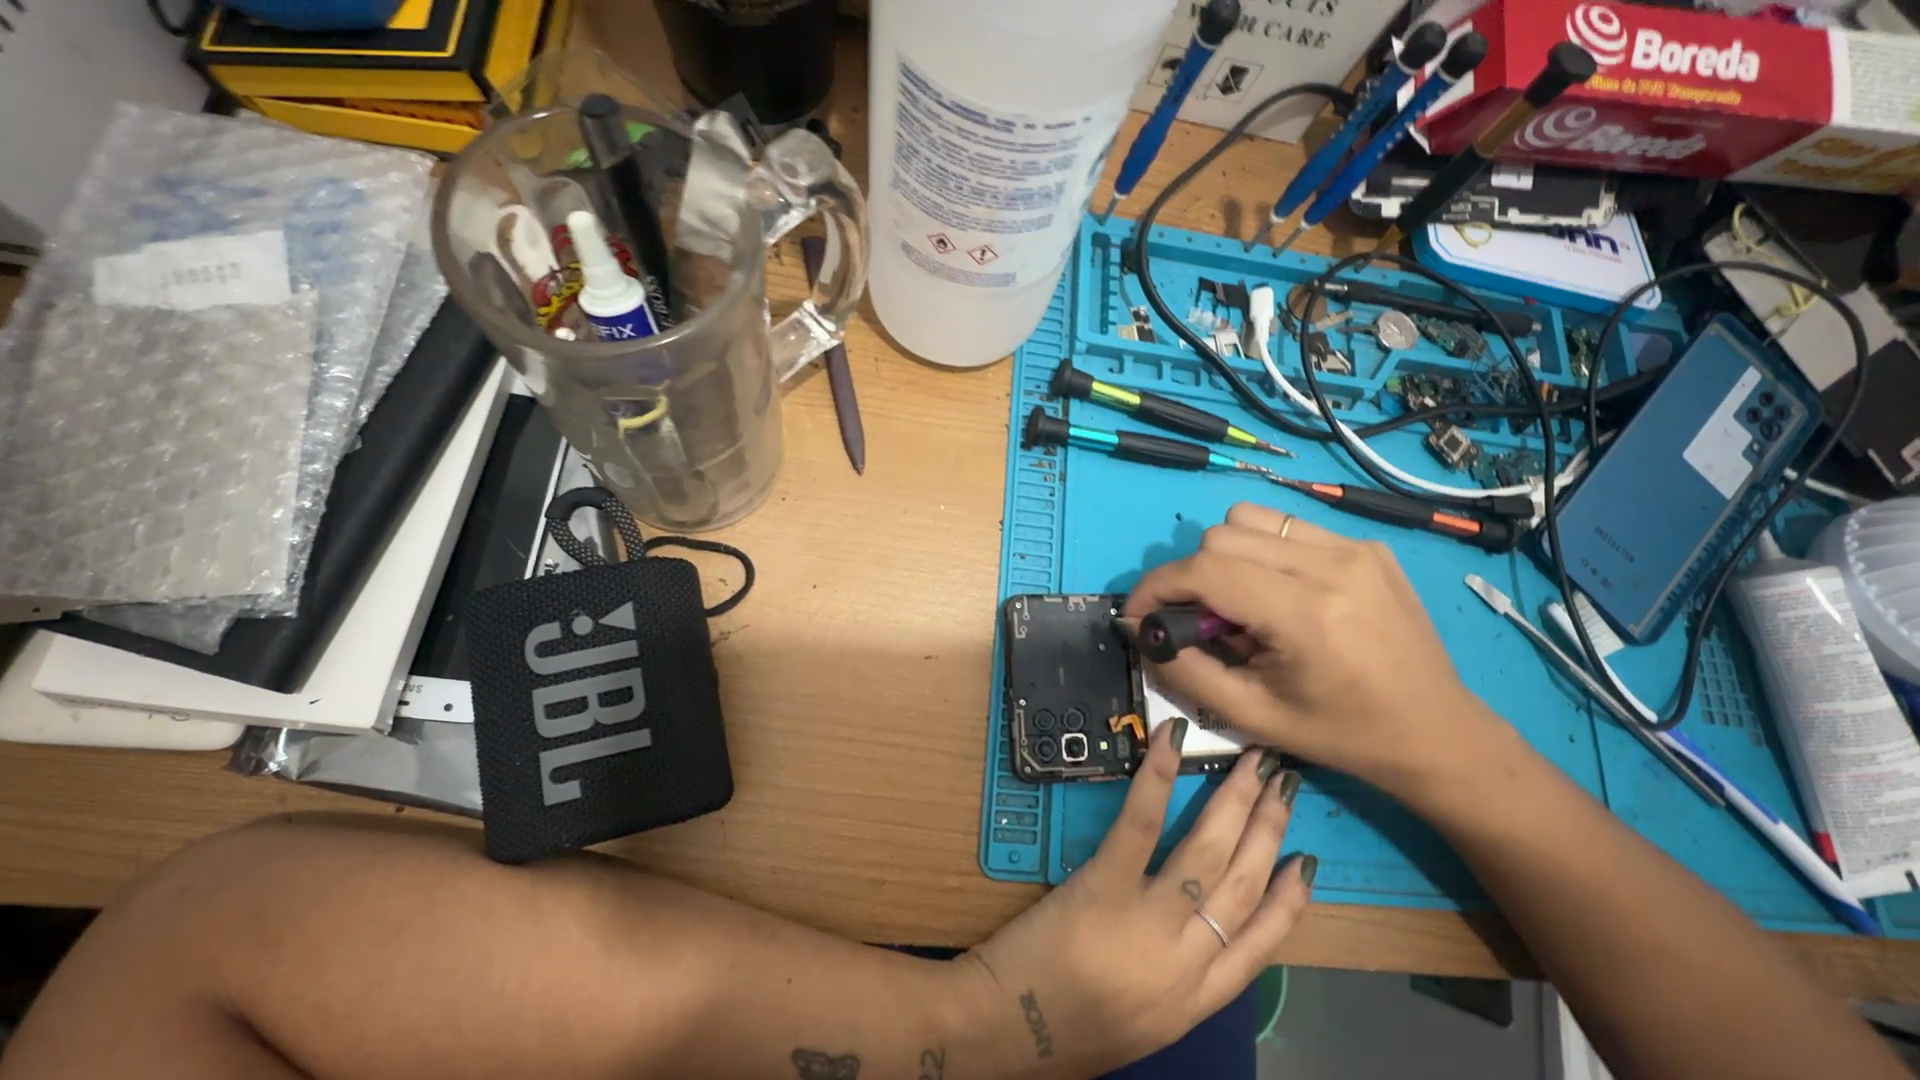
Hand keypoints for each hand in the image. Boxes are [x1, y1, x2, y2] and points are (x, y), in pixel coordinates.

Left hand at [948, 721, 1313, 1078]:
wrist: (1005, 1034)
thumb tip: (1201, 939)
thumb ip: (1178, 985)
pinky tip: (1172, 742)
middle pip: (1244, 884)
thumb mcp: (1143, 1026)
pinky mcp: (1102, 886)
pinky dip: (1159, 778)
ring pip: (1208, 852)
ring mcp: (1147, 922)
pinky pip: (1140, 825)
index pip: (1263, 942)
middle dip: (1270, 829)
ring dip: (1236, 800)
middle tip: (1284, 784)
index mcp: (1196, 999)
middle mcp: (1185, 961)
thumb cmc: (1068, 1034)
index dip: (1291, 898)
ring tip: (1255, 762)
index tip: (1305, 858)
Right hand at [1124, 503, 1514, 803]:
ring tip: (1242, 606)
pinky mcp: (1368, 545)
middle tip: (1200, 624)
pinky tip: (1282, 596)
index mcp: (1307, 613)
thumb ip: (1186, 670)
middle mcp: (1332, 565)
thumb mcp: (1252, 716)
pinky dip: (1265, 554)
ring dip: (1226, 557)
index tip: (1138, 614)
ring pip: (1251, 519)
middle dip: (1192, 577)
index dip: (1157, 587)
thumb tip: (1141, 630)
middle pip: (1221, 535)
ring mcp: (1356, 548)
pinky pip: (1288, 528)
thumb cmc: (1342, 734)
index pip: (1205, 570)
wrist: (1436, 731)